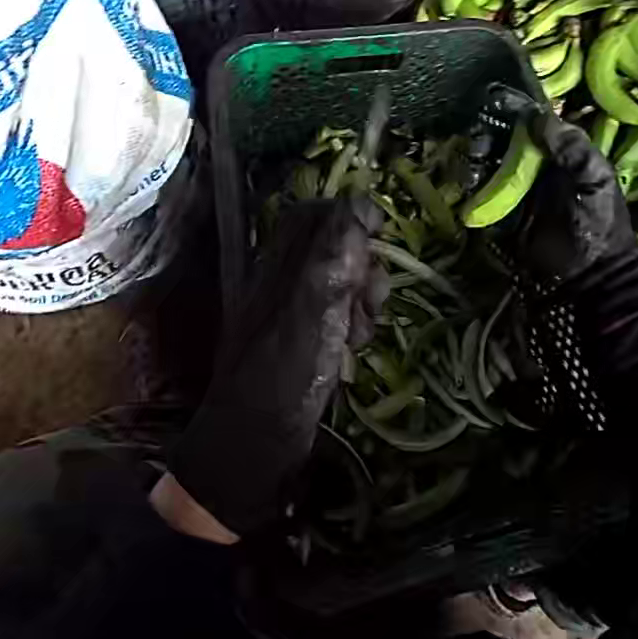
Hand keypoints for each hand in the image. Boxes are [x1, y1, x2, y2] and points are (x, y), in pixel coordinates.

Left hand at [167, 195, 384, 535]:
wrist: (256, 438)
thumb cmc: (288, 366)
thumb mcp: (316, 300)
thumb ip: (336, 249)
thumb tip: (360, 201)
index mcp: (283, 259)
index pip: (320, 213)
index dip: (353, 218)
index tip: (381, 237)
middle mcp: (288, 276)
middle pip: (340, 249)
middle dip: (366, 270)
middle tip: (368, 302)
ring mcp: (296, 308)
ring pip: (346, 284)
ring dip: (364, 304)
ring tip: (359, 335)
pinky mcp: (306, 337)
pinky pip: (341, 316)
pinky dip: (354, 328)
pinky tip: (352, 352)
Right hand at [486, 85, 637, 284]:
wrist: (588, 276)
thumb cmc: (598, 224)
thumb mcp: (594, 180)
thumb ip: (572, 148)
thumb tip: (537, 116)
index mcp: (559, 152)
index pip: (533, 123)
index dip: (514, 110)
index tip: (493, 100)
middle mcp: (534, 164)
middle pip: (503, 139)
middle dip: (487, 133)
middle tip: (476, 135)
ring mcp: (514, 188)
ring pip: (487, 162)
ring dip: (475, 157)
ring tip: (470, 159)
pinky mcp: (499, 211)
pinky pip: (479, 192)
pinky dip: (470, 185)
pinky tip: (466, 181)